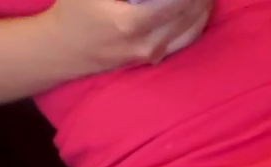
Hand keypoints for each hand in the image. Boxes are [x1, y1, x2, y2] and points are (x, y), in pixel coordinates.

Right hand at [42, 0, 212, 77]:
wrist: (68, 49)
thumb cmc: (74, 11)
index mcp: (132, 24)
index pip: (173, 4)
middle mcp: (149, 43)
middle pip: (187, 17)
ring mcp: (155, 54)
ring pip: (191, 31)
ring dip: (202, 9)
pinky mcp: (157, 58)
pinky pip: (185, 40)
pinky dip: (196, 23)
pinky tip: (200, 9)